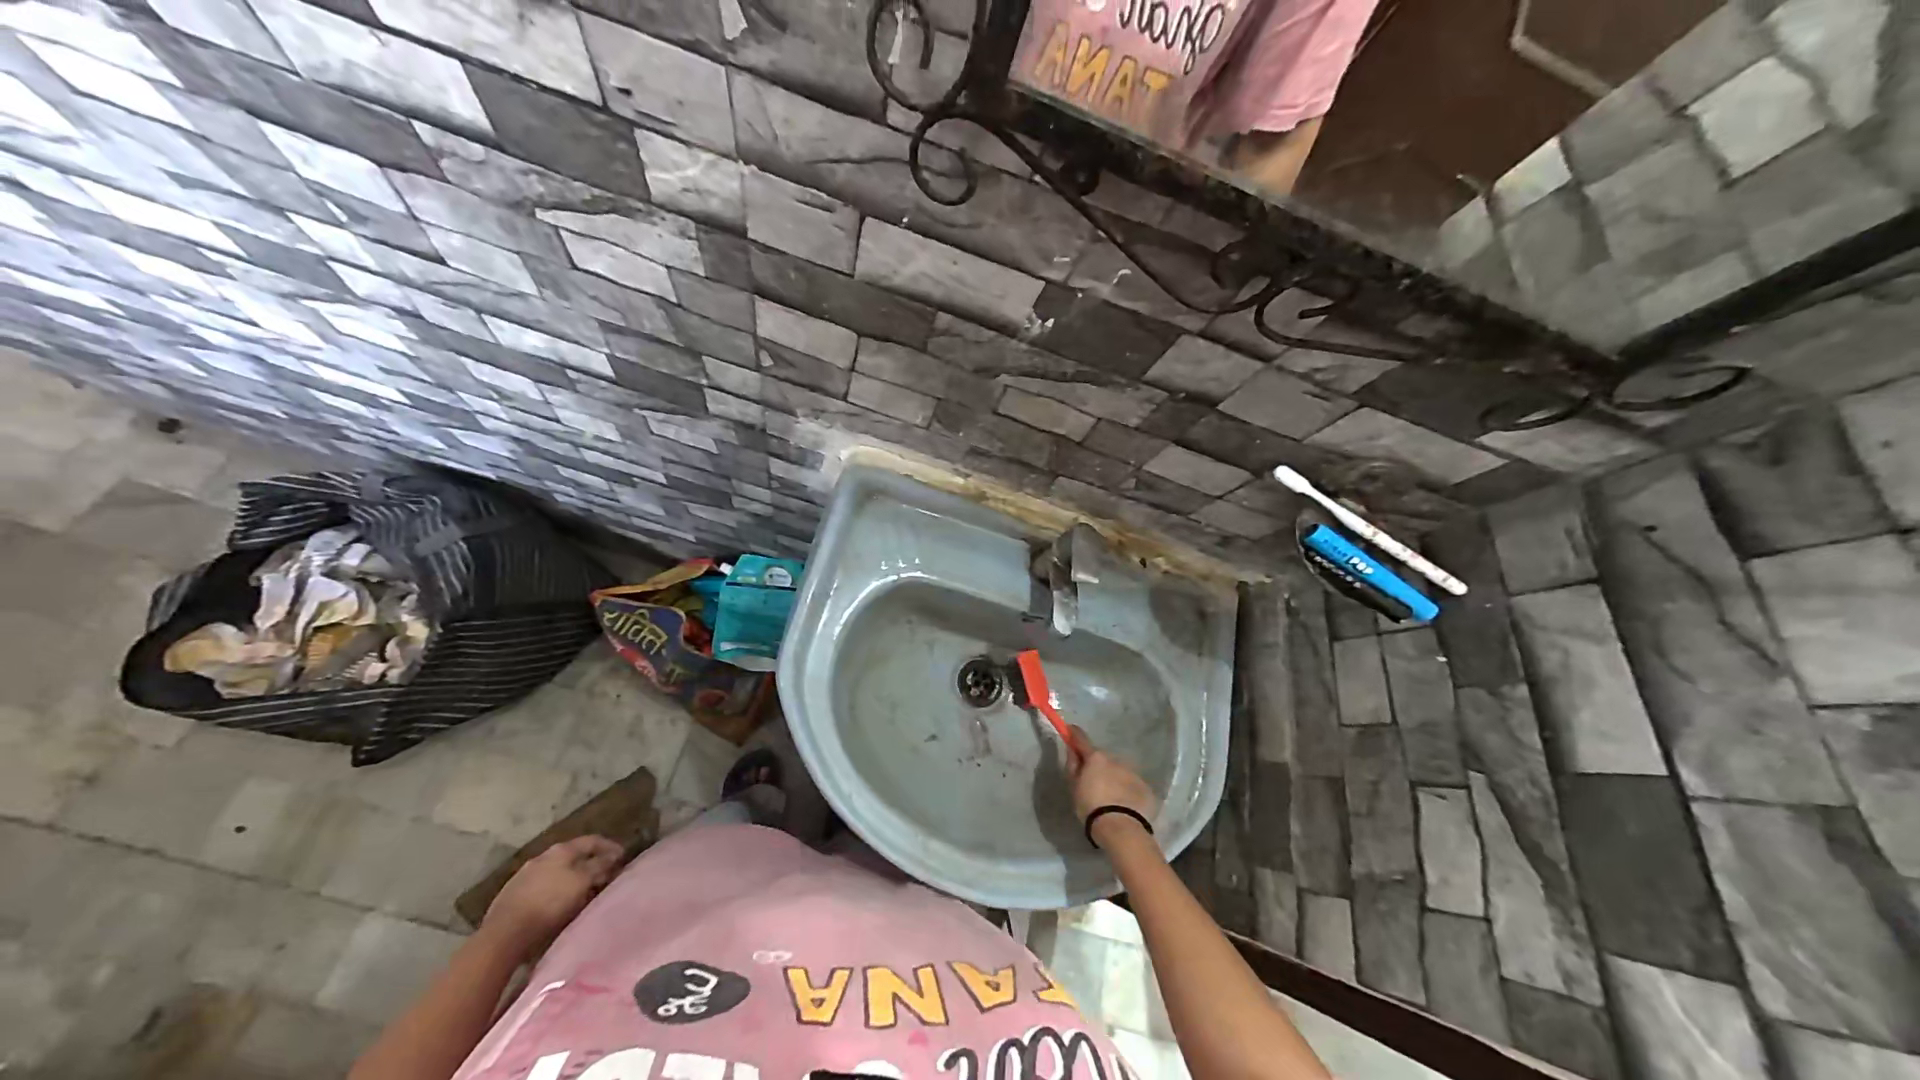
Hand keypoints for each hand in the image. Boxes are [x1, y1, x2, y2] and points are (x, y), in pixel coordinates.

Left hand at [482, 835, 624, 955]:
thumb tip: (613, 855)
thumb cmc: (550, 903)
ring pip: (559, 871)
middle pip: (575, 856)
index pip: (593, 840)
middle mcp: (543, 856)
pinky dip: (559, 890)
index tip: (623, 858)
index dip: (610, 847)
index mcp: (561, 850)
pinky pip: (545, 886)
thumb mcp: (582, 882)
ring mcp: (526, 875)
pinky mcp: (514, 894)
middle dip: (592, 864)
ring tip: (586, 892)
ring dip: (575, 878)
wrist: (504, 934)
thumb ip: (600, 865)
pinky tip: (562, 903)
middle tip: (607, 876)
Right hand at [1066, 725, 1157, 847]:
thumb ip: (1073, 765)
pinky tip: (1124, 805)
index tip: (1070, 731)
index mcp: (1096, 758)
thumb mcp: (1074, 787)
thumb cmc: (1091, 807)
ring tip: (1110, 798)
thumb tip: (1072, 749)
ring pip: (1119, 771)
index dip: (1074, 734)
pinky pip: (1132, 785)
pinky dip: (1127, 791)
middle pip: (1103, 758)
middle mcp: (1116, 760)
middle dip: (1098, 766)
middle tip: (1093, 783)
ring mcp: (1133, 773)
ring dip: (1113, 778)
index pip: (1082, 739)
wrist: (1121, 828)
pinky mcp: (1146, 788)